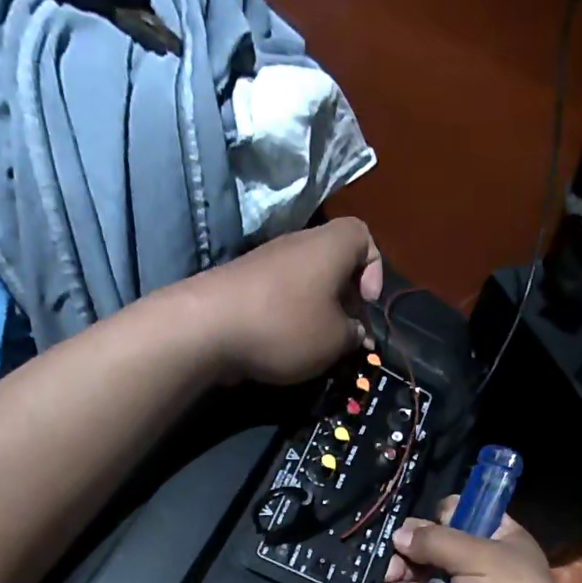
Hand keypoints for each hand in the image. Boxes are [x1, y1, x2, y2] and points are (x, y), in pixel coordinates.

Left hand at [180, 217, 383, 384]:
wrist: (207, 327)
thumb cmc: (285, 326)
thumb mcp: (335, 340)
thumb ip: (354, 334)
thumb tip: (354, 332)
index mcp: (329, 245)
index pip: (363, 236)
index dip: (374, 269)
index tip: (367, 304)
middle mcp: (298, 244)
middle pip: (333, 262)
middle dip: (346, 298)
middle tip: (347, 333)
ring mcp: (265, 261)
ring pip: (305, 281)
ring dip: (317, 311)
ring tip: (316, 346)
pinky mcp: (242, 283)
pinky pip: (279, 295)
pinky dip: (288, 316)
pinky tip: (283, 345)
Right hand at [382, 499, 581, 582]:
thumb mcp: (480, 558)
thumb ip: (437, 541)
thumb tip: (398, 535)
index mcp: (497, 536)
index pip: (462, 511)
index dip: (442, 514)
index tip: (430, 523)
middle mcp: (473, 559)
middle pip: (431, 539)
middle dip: (411, 542)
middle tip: (396, 547)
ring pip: (416, 567)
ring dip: (400, 567)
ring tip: (391, 574)